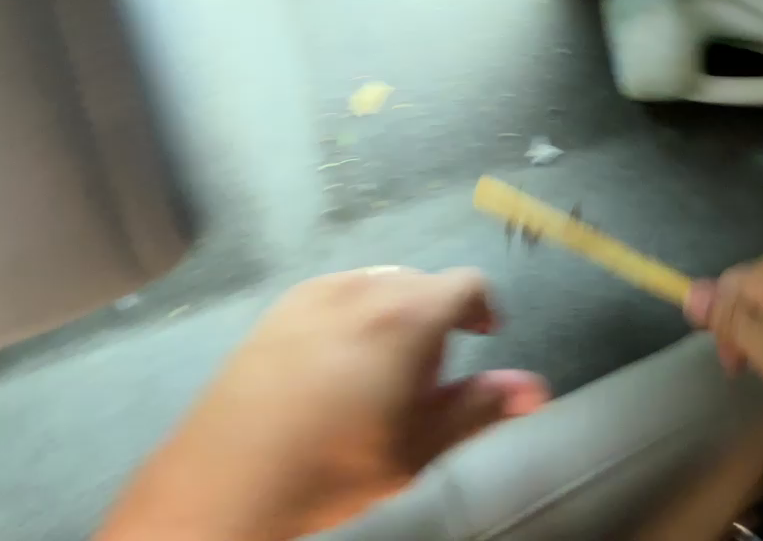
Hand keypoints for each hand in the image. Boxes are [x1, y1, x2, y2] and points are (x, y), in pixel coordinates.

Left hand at [99, 267, 548, 540]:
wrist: (224, 480)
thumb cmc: (336, 465)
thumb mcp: (419, 445)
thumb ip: (481, 407)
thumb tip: (538, 389)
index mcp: (410, 314)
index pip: (468, 283)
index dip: (482, 308)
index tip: (481, 336)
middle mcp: (368, 286)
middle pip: (424, 284)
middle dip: (436, 318)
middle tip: (423, 375)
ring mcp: (321, 291)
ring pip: (381, 286)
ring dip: (396, 314)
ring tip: (378, 372)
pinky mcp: (283, 304)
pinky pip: (339, 294)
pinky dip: (353, 315)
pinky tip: (332, 366)